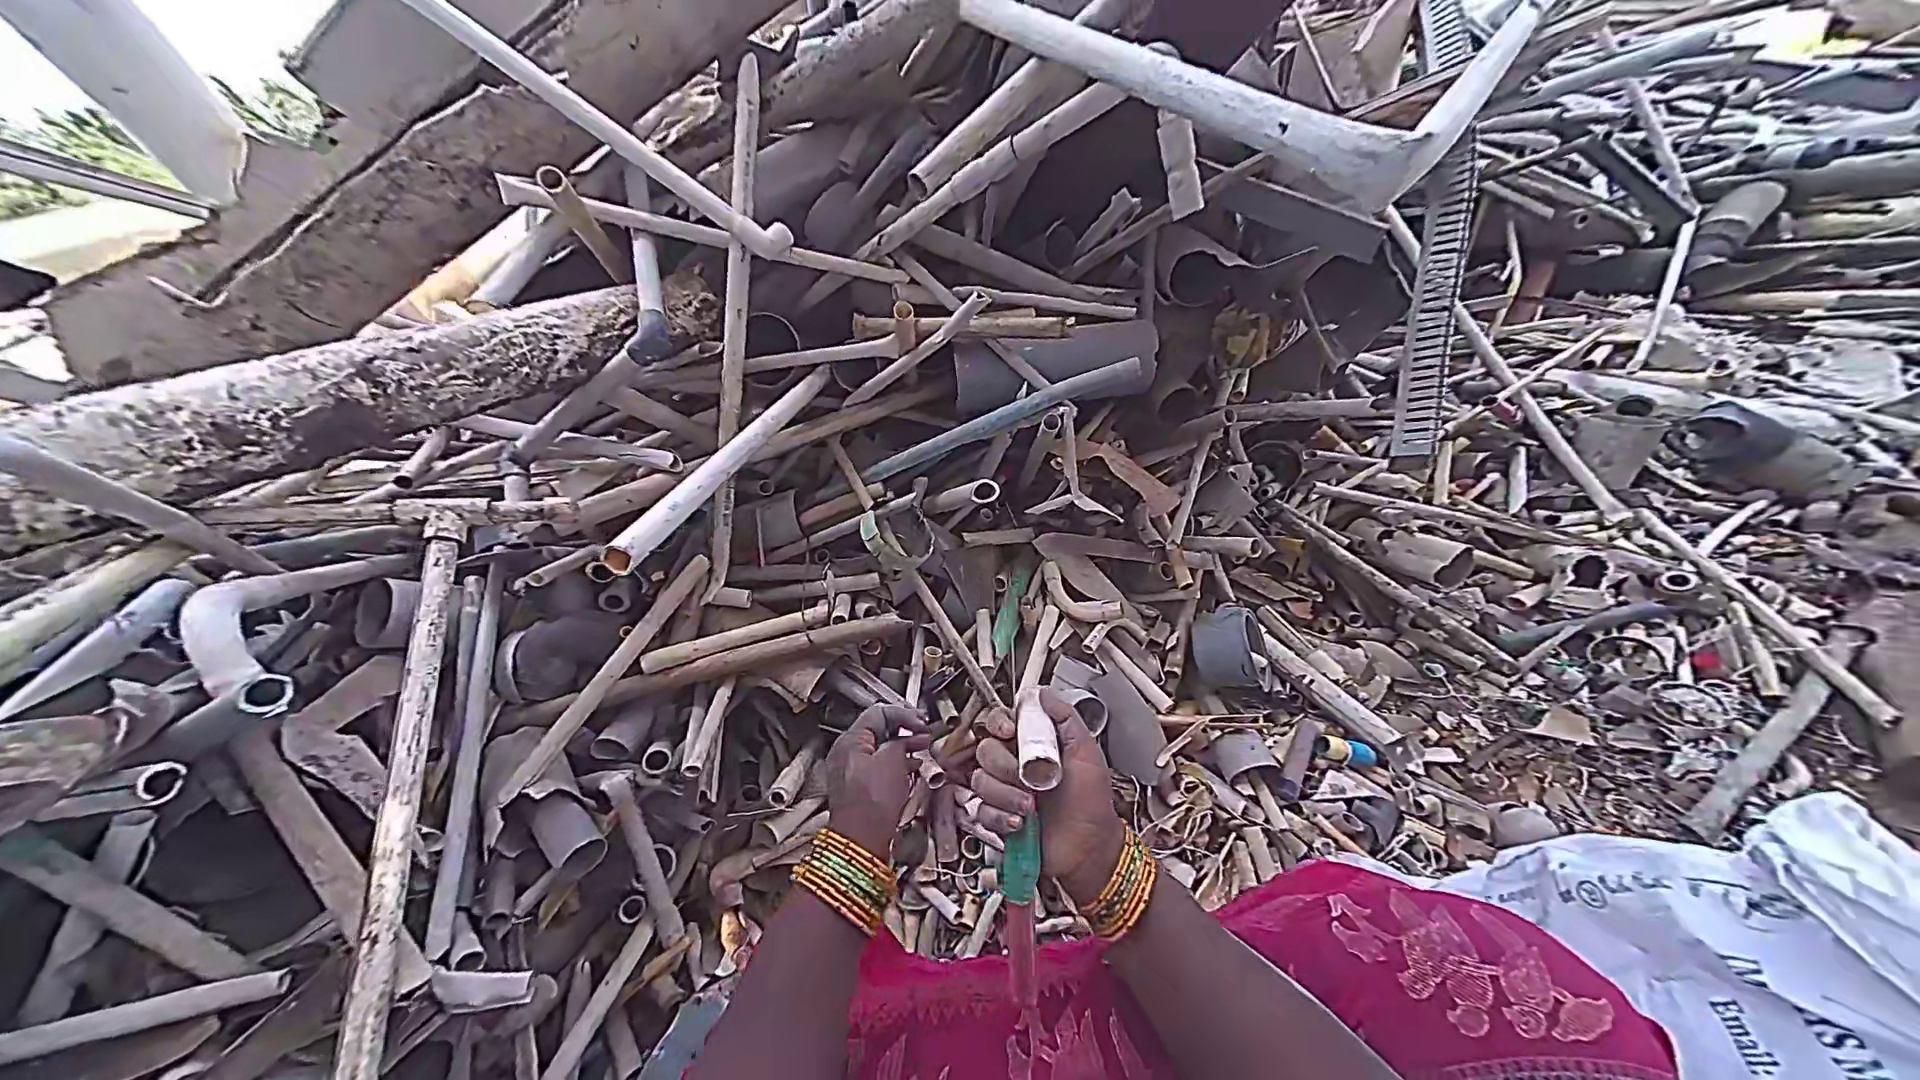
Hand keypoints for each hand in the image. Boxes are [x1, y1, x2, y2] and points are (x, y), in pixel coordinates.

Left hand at [824, 704, 928, 859]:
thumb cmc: (874, 802)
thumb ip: (901, 741)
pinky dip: (896, 763)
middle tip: (924, 734)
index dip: (904, 715)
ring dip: (902, 747)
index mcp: (850, 741)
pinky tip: (911, 768)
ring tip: (922, 749)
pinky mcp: (857, 787)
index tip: (921, 722)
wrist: (863, 840)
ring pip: (880, 748)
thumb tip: (907, 737)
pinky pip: (878, 765)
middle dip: (904, 730)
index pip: (879, 713)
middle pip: (878, 729)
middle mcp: (845, 752)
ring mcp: (849, 770)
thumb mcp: (893, 760)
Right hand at [971, 688, 1124, 904]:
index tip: (1009, 732)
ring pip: (980, 780)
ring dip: (1005, 795)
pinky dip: (1000, 816)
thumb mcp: (1086, 754)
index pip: (1000, 722)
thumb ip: (1067, 720)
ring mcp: (1005, 792)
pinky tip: (1020, 822)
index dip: (998, 723)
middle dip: (1004, 766)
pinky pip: (981, 810)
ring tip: (1029, 807)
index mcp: (1032, 746)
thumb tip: (1044, 694)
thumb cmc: (1092, 805)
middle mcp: (1014, 766)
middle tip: (1026, 778)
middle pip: (985, 749)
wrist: (1090, 851)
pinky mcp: (998, 817)